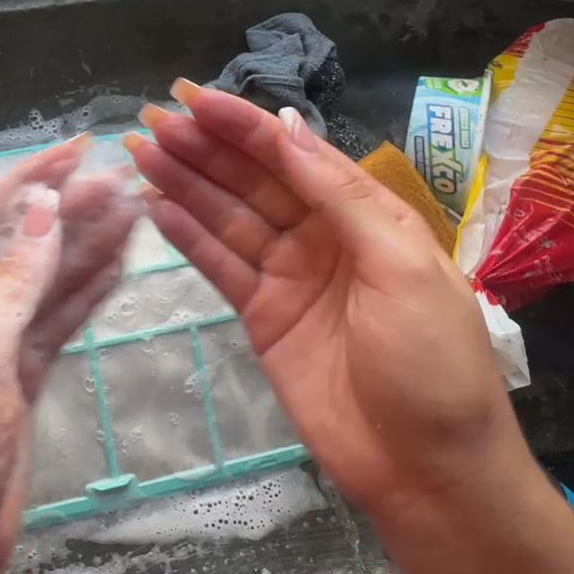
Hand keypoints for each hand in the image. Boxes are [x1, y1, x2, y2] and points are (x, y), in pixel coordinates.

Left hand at [0, 137, 140, 573]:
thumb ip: (12, 281)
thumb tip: (42, 207)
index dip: (32, 177)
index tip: (78, 148)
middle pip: (23, 243)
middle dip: (71, 210)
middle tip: (125, 180)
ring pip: (46, 279)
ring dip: (87, 246)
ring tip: (134, 210)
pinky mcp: (16, 372)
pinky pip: (56, 320)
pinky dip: (87, 294)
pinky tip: (119, 265)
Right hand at [126, 82, 530, 523]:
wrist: (427, 473)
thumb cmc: (432, 362)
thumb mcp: (402, 267)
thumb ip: (341, 197)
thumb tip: (289, 128)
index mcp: (363, 215)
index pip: (294, 155)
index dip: (244, 126)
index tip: (196, 100)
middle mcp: (320, 235)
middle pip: (252, 180)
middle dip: (204, 148)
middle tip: (152, 121)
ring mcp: (287, 274)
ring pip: (227, 217)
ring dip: (185, 184)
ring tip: (141, 155)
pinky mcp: (261, 314)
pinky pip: (219, 265)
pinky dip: (186, 236)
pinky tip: (155, 208)